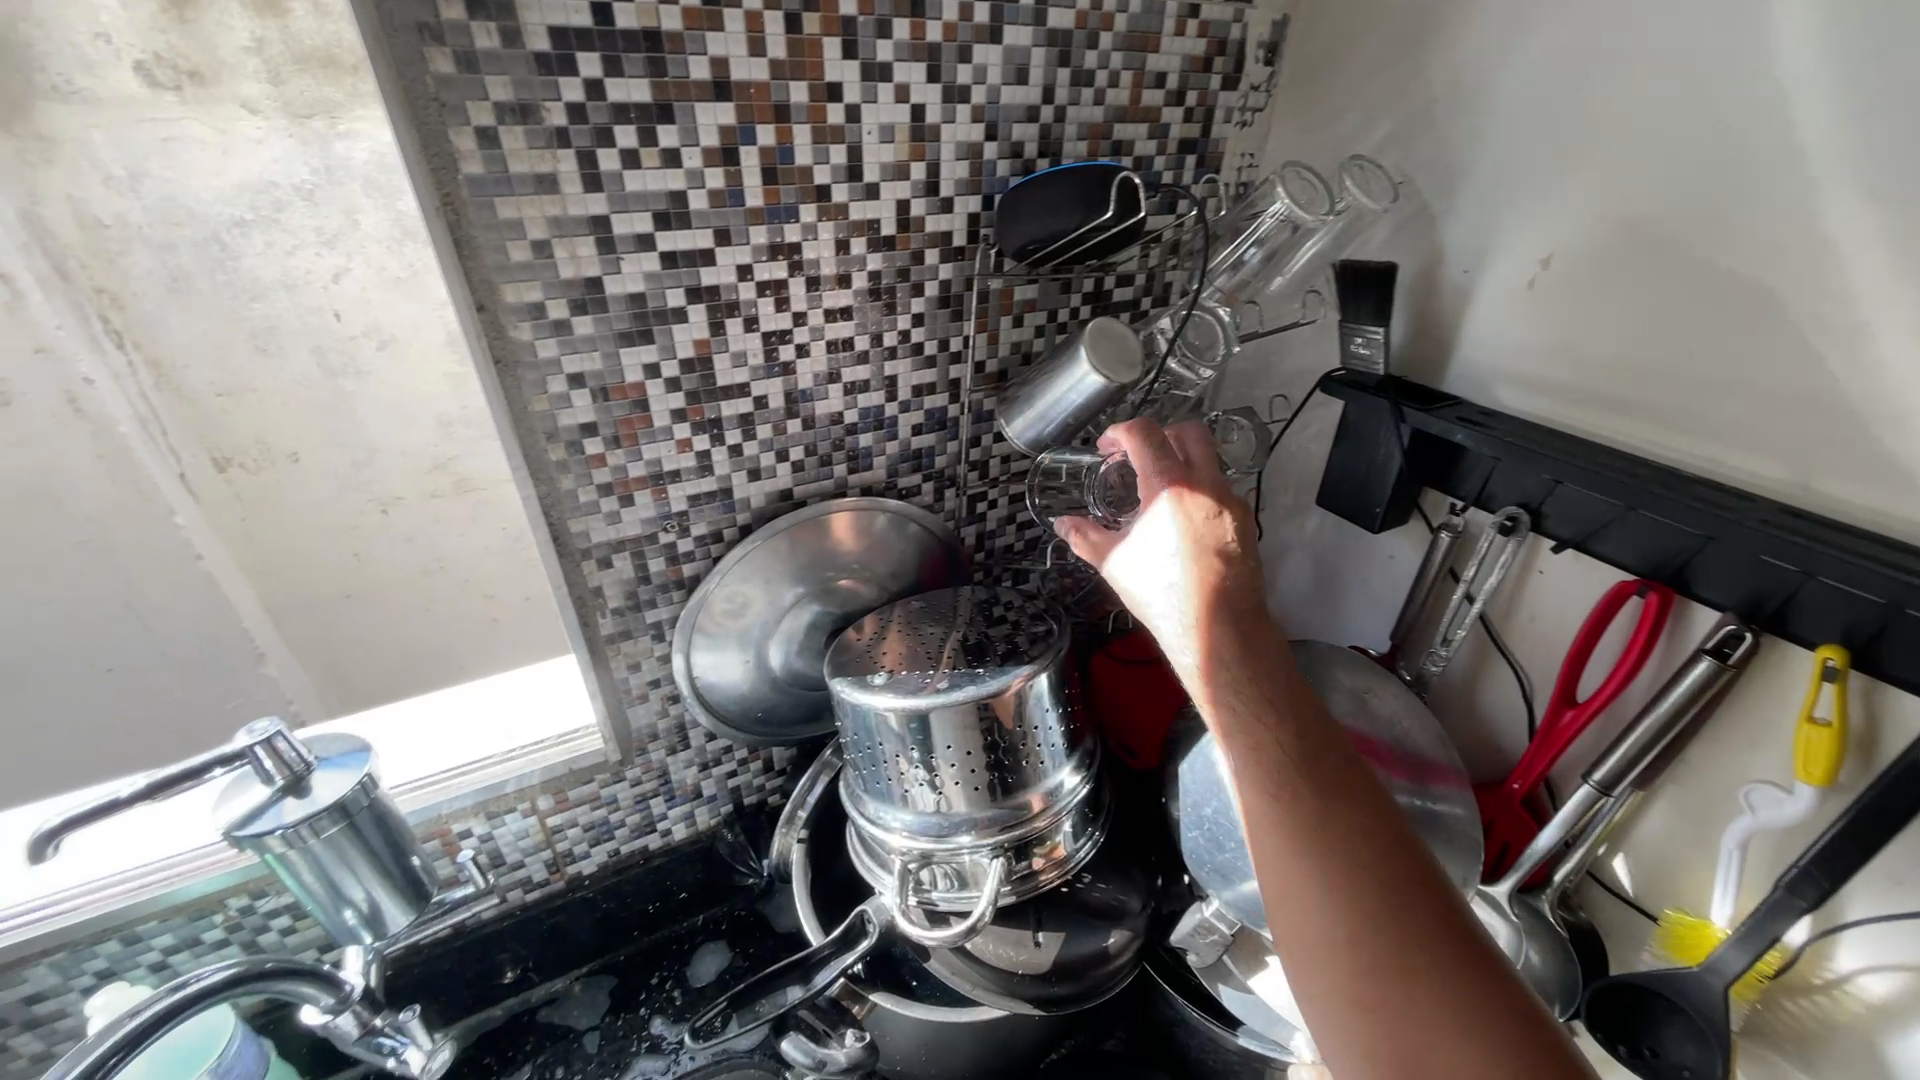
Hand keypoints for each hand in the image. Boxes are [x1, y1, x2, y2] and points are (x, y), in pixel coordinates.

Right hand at [1054, 419, 1272, 681]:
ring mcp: (1229, 499)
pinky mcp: (1244, 519)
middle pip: (1187, 430)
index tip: (1107, 448)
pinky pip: (1220, 488)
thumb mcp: (1113, 563)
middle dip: (1159, 435)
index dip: (1120, 432)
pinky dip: (1198, 489)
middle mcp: (1204, 482)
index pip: (1145, 432)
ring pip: (1209, 458)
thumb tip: (1062, 524)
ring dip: (1181, 461)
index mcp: (1167, 485)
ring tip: (1158, 490)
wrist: (1219, 626)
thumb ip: (1084, 536)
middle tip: (1137, 457)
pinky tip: (1181, 520)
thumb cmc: (1162, 593)